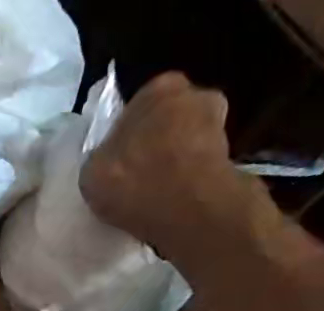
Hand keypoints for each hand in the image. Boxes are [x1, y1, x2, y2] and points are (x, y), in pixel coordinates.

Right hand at [80, 72, 282, 264]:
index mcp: (158, 87)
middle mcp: (194, 94)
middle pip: (167, 122)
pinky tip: (175, 203)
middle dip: (156, 144)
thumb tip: (107, 165)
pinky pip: (199, 169)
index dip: (126, 136)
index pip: (136, 108)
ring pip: (186, 144)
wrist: (186, 210)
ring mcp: (218, 125)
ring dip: (175, 163)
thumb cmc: (134, 180)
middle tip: (140, 177)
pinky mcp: (231, 158)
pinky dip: (189, 182)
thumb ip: (100, 161)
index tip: (119, 161)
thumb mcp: (91, 172)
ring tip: (157, 195)